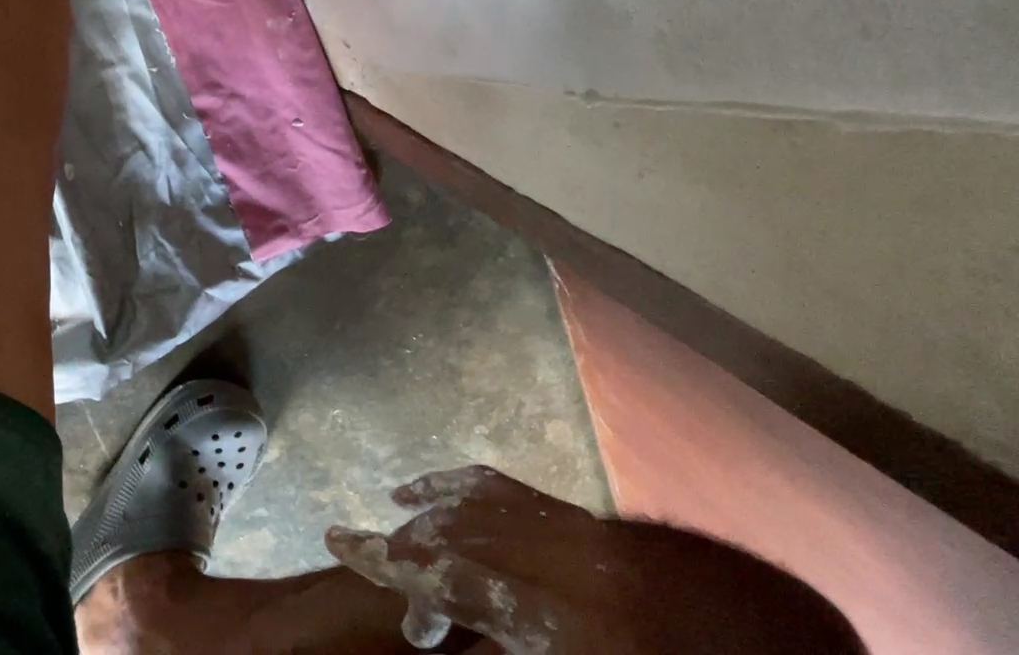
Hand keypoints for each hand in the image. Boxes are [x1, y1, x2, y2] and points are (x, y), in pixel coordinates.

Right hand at [325, 466, 862, 654]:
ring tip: (396, 514)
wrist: (785, 647)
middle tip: (372, 554)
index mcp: (567, 615)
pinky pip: (516, 489)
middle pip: (458, 534)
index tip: (338, 538)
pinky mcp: (595, 520)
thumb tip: (463, 635)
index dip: (389, 559)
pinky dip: (468, 485)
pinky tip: (445, 488)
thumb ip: (518, 643)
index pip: (454, 575)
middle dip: (406, 542)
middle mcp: (564, 561)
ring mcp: (581, 531)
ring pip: (481, 504)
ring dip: (430, 509)